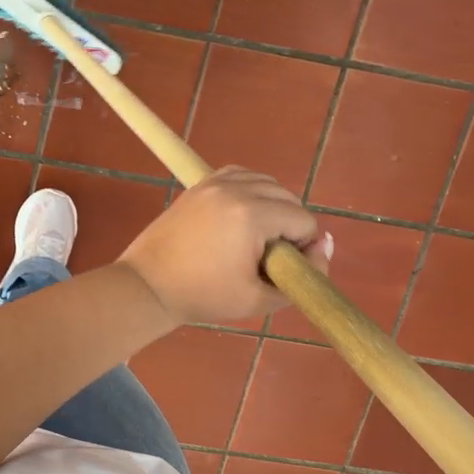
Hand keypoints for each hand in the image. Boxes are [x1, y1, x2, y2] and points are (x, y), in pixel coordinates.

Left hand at [118, 166, 332, 324]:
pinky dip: (249, 189)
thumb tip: (325, 246)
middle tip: (269, 257)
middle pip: (287, 198)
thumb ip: (304, 275)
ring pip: (265, 182)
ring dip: (272, 206)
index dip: (303, 248)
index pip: (303, 221)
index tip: (283, 269)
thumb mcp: (260, 298)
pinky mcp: (198, 185)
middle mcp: (236, 190)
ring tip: (257, 238)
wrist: (148, 285)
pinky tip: (243, 215)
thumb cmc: (203, 296)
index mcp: (252, 215)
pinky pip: (239, 174)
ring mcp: (214, 183)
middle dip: (289, 226)